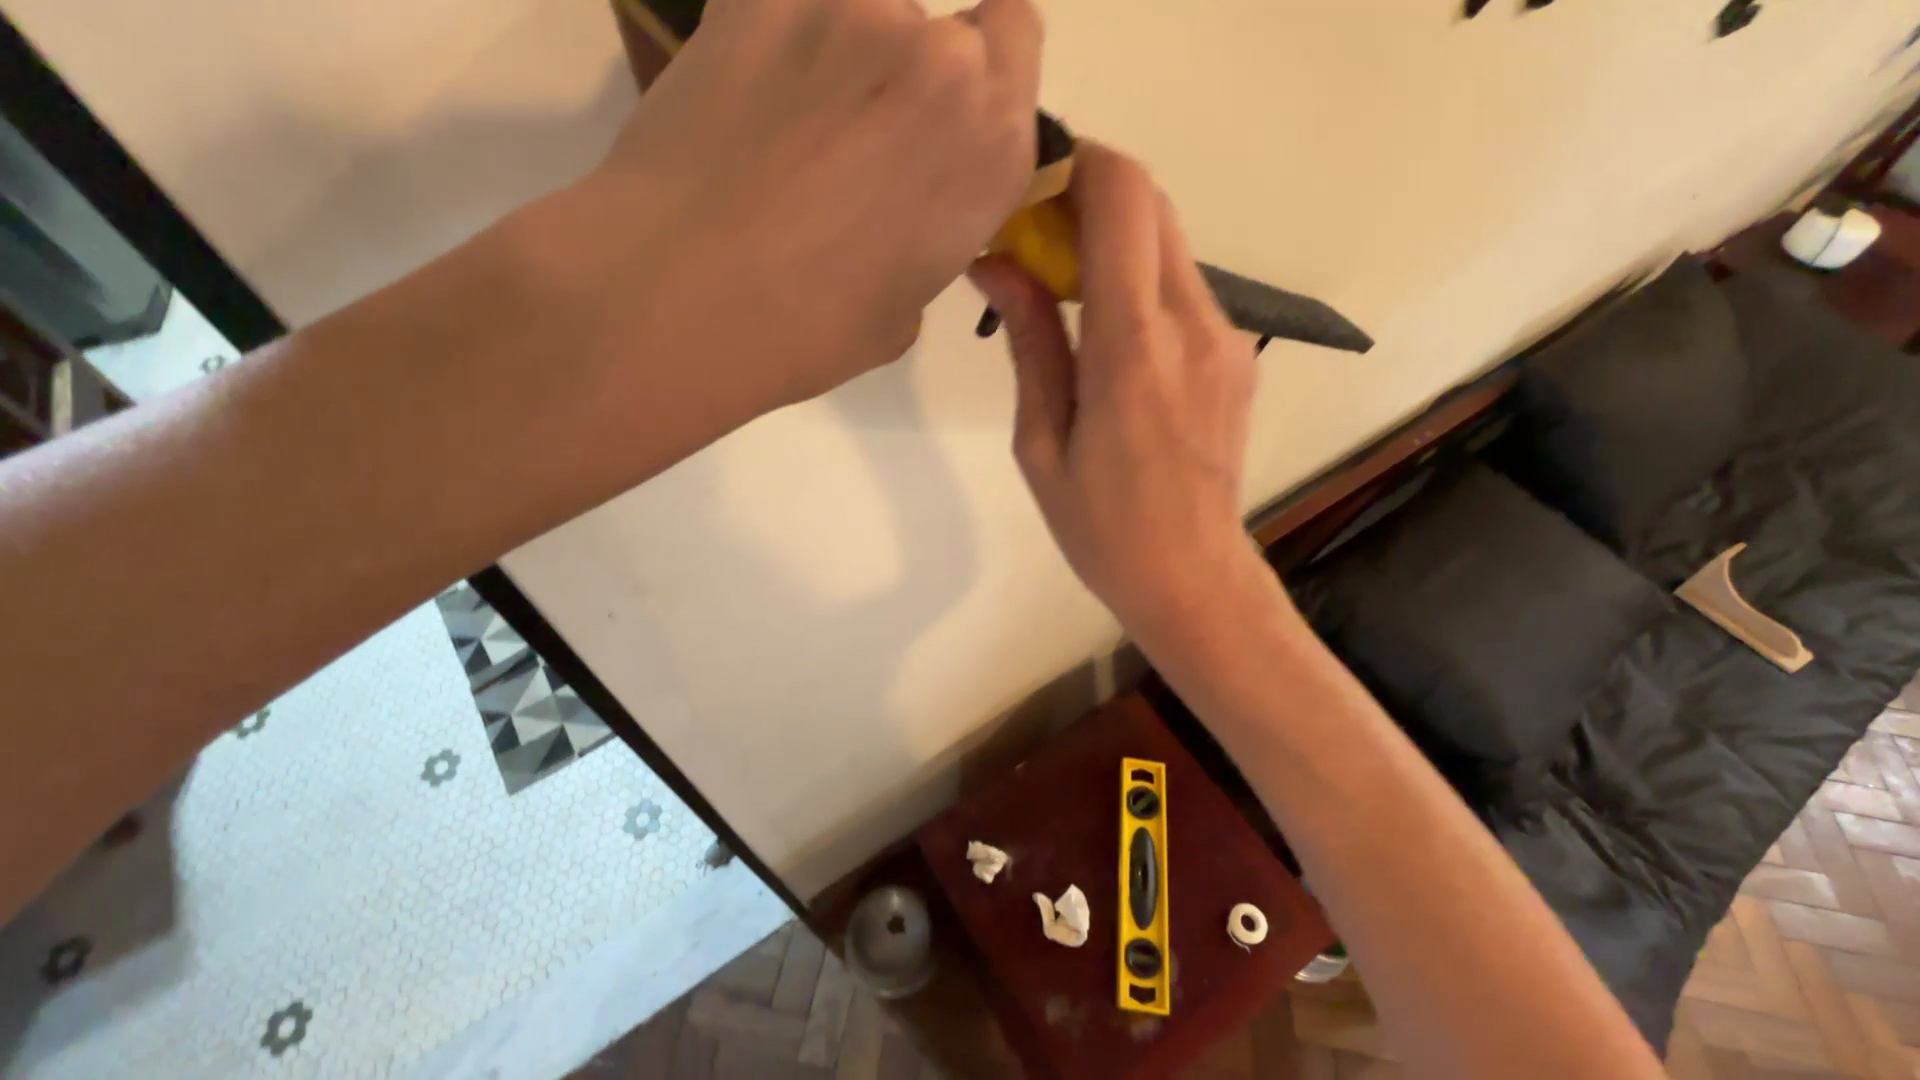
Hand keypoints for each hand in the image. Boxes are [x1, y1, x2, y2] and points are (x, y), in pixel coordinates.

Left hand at [559, 0, 1042, 415]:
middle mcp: (942, 59)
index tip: (941, 121)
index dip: (983, 76)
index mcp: (992, 143)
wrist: (678, 296)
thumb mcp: (906, 305)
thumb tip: (901, 202)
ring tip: (783, 129)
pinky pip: (790, 7)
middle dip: (913, 75)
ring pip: (866, 13)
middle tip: (858, 139)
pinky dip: (777, 43)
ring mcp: (850, 12)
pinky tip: (739, 104)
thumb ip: (929, 226)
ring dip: (843, 59)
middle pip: (946, 29)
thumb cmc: (809, 329)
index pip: (1016, 40)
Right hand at [969, 144, 1263, 642]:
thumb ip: (1030, 340)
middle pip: (1151, 204)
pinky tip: (1106, 334)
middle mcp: (1193, 323)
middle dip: (1088, 198)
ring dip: (1112, 241)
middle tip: (1033, 240)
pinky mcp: (1238, 353)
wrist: (1194, 578)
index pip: (1123, 200)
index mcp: (1133, 348)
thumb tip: (996, 262)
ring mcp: (1226, 336)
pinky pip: (1183, 286)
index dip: (1078, 165)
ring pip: (1168, 242)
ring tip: (1061, 291)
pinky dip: (1138, 280)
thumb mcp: (1042, 441)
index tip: (1029, 188)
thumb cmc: (1101, 527)